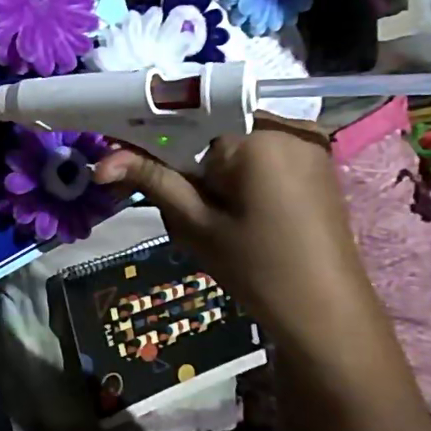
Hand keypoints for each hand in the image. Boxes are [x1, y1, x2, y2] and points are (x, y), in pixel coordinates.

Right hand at [93, 114, 365, 338]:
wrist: (327, 312)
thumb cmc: (258, 270)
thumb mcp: (197, 226)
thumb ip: (153, 181)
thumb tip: (102, 162)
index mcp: (255, 137)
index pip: (187, 118)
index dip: (152, 138)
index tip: (126, 162)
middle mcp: (285, 125)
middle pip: (212, 127)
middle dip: (184, 157)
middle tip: (169, 202)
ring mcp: (306, 141)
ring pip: (234, 139)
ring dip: (209, 166)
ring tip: (203, 212)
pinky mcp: (315, 160)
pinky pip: (261, 150)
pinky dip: (236, 170)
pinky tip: (232, 208)